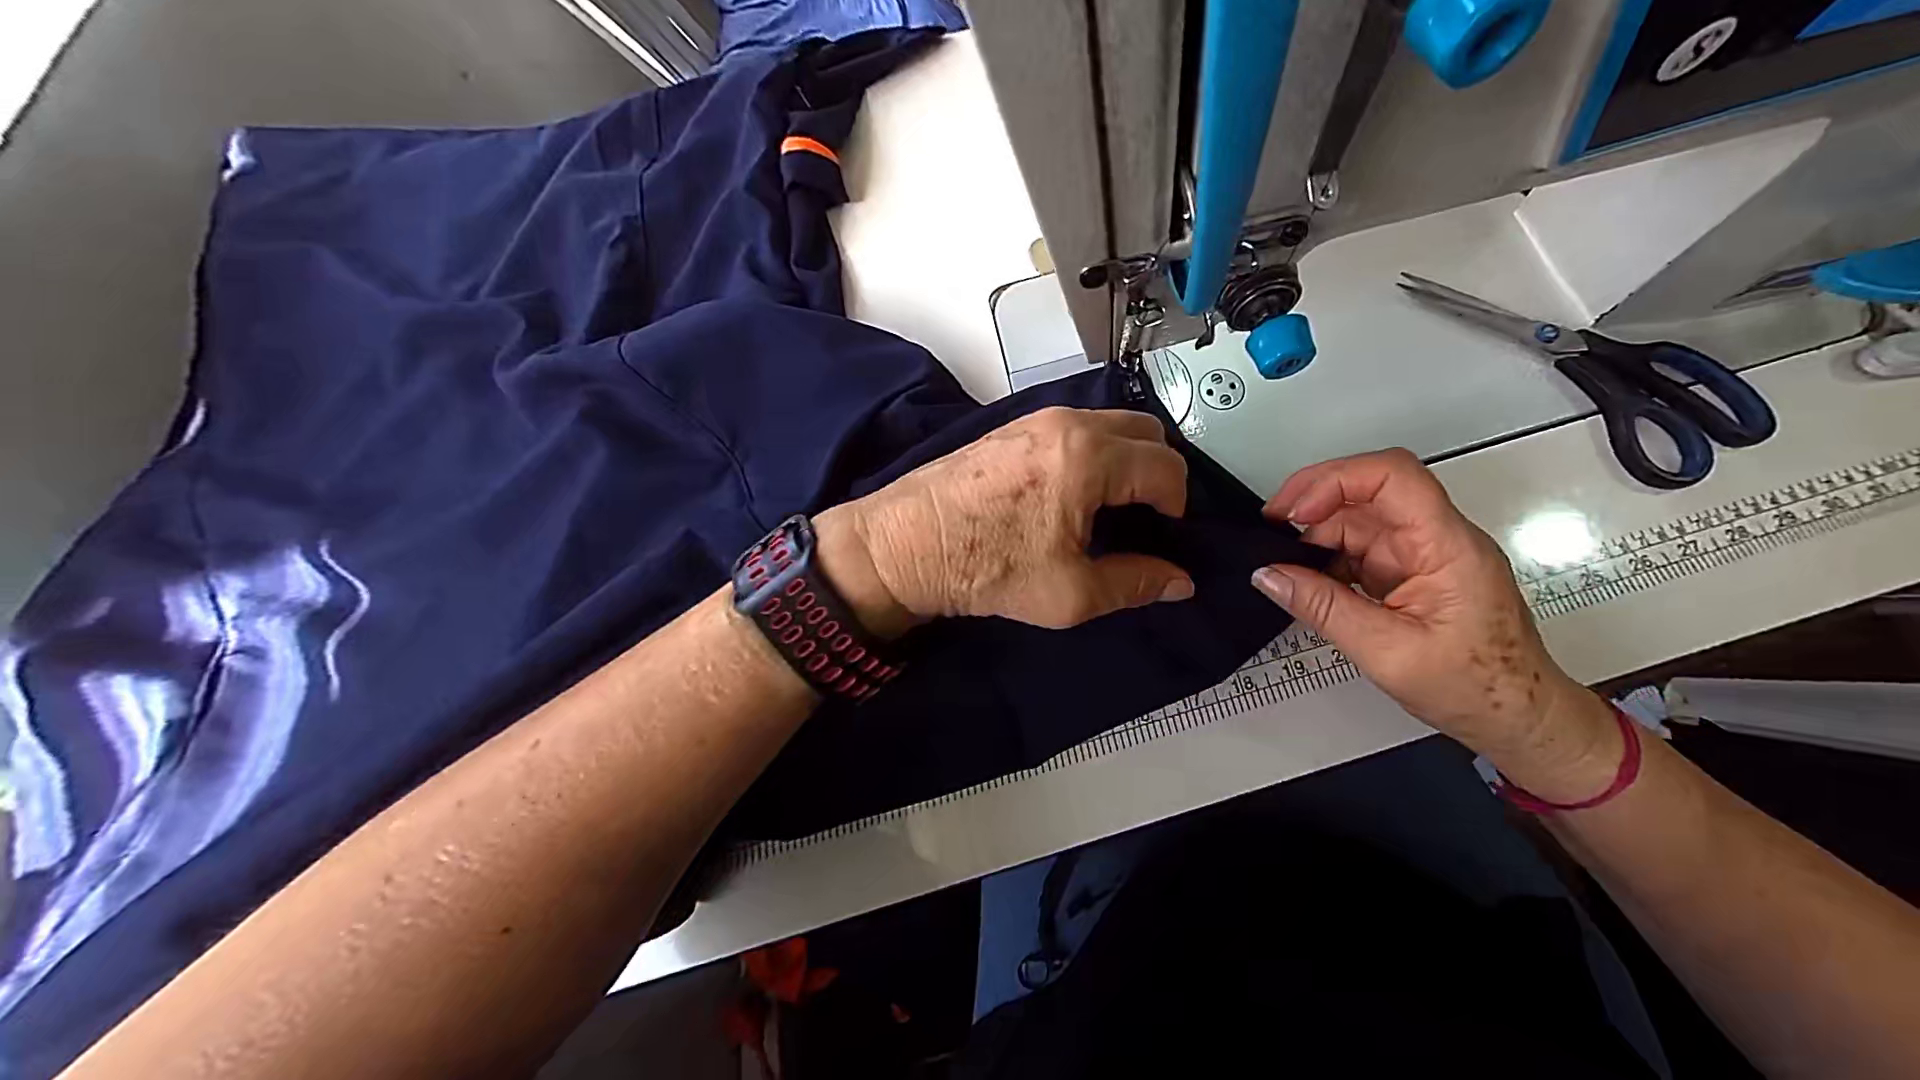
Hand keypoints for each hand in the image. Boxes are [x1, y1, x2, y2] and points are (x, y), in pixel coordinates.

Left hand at [814, 407, 1194, 631]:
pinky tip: (1071, 496)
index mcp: (1088, 458)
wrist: (903, 546)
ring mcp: (1036, 419)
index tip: (1163, 538)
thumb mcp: (1069, 593)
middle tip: (1143, 519)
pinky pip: (1075, 429)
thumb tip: (1178, 583)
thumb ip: (1135, 584)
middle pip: (1147, 433)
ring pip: (1111, 426)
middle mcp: (1067, 425)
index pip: (1167, 469)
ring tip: (1109, 510)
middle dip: (1157, 475)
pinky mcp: (1012, 427)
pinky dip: (1093, 454)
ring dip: (1125, 462)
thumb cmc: (982, 569)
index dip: (1177, 507)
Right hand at [1250, 449, 1620, 797]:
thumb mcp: (1385, 651)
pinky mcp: (1408, 570)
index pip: (1393, 476)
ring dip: (1315, 537)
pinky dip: (1326, 560)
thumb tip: (1269, 575)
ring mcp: (1421, 553)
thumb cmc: (1477, 687)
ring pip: (1357, 520)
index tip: (1294, 512)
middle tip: (1270, 528)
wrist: (1517, 717)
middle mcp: (1435, 539)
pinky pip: (1358, 548)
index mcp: (1447, 547)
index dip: (1335, 481)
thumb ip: (1322, 608)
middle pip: (1367, 491)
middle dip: (1313, 502)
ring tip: (1286, 569)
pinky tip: (1309, 584)